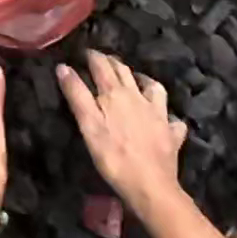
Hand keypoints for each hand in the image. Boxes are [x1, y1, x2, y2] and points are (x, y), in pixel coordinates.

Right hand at [58, 50, 187, 212]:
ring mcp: (159, 115)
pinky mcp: (172, 133)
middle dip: (112, 62)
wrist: (150, 186)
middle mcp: (138, 97)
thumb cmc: (112, 155)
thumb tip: (63, 66)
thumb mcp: (87, 124)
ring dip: (143, 79)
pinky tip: (164, 118)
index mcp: (115, 93)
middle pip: (125, 71)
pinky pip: (173, 119)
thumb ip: (76, 94)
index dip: (92, 56)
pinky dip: (168, 115)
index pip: (102, 66)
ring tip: (136, 79)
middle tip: (102, 60)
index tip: (83, 51)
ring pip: (154, 88)